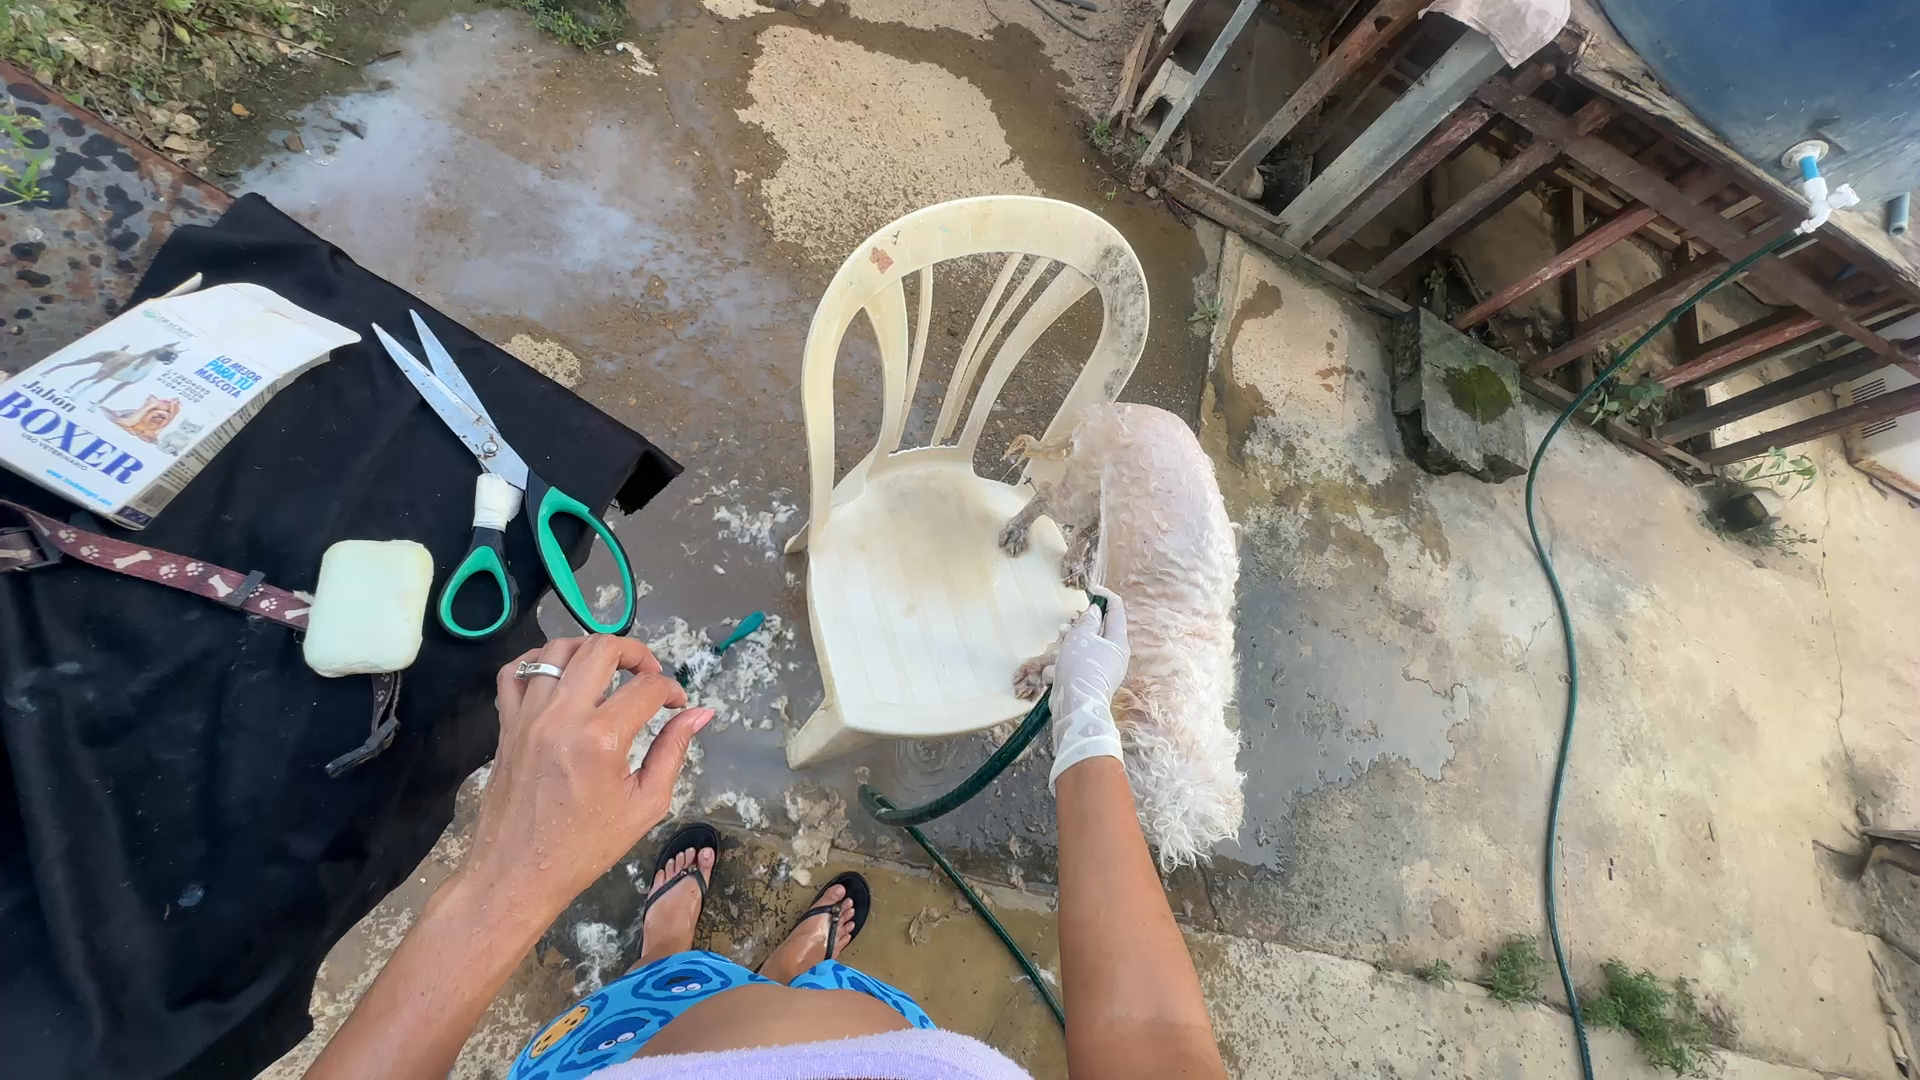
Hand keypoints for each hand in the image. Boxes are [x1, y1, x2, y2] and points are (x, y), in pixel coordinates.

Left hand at [460, 635, 711, 920]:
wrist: (515, 876)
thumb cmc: (586, 846)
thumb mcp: (646, 804)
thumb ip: (674, 750)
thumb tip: (700, 713)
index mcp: (601, 739)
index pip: (647, 688)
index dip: (672, 690)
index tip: (678, 705)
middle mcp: (562, 717)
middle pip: (602, 649)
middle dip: (637, 653)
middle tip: (649, 674)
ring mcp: (528, 717)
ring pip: (559, 650)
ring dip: (592, 650)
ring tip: (610, 670)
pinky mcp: (506, 724)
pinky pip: (516, 671)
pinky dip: (541, 661)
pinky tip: (563, 675)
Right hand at [1048, 587, 1128, 790]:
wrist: (1075, 707)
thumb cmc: (1081, 667)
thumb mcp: (1081, 636)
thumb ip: (1088, 621)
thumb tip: (1094, 611)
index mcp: (1118, 641)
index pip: (1116, 610)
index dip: (1103, 596)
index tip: (1088, 589)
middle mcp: (1113, 655)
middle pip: (1096, 630)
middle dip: (1077, 627)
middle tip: (1065, 628)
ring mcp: (1101, 669)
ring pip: (1081, 647)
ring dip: (1066, 646)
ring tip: (1057, 651)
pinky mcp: (1087, 681)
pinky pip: (1074, 665)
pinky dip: (1062, 666)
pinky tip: (1053, 674)